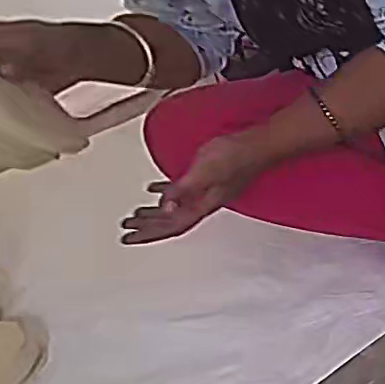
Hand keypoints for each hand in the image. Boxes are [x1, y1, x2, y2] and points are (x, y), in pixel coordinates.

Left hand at [120, 134, 261, 243]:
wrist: (257, 145)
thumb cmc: (235, 157)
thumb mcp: (204, 173)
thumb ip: (183, 190)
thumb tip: (164, 207)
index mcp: (205, 203)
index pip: (174, 225)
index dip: (151, 233)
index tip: (130, 238)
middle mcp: (205, 201)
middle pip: (173, 220)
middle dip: (148, 227)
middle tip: (127, 229)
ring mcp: (207, 191)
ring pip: (176, 208)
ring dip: (155, 214)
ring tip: (137, 216)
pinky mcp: (207, 179)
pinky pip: (181, 192)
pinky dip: (166, 194)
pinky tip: (156, 190)